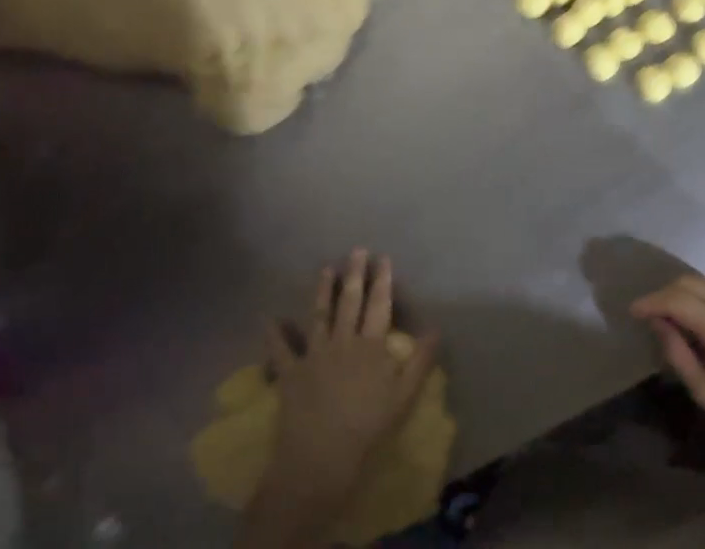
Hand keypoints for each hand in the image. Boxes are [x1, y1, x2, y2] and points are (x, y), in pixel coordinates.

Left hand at [263, 249, 438, 503]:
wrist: (322, 455)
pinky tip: (268, 317)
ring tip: (326, 269)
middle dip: (355, 275)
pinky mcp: (290, 373)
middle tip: (357, 251)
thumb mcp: (404, 396)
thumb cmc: (369, 427)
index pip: (380, 306)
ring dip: (323, 290)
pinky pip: (279, 349)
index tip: (384, 258)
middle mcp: (343, 342)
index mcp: (371, 346)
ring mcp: (314, 355)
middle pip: (350, 302)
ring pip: (319, 315)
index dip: (383, 281)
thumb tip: (436, 328)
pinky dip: (273, 333)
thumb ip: (420, 360)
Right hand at [630, 273, 704, 460]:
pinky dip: (696, 296)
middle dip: (663, 293)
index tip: (631, 311)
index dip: (651, 302)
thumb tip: (658, 323)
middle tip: (645, 313)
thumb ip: (677, 353)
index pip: (677, 299)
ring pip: (704, 283)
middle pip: (690, 282)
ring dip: (679, 292)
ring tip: (662, 314)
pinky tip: (687, 316)